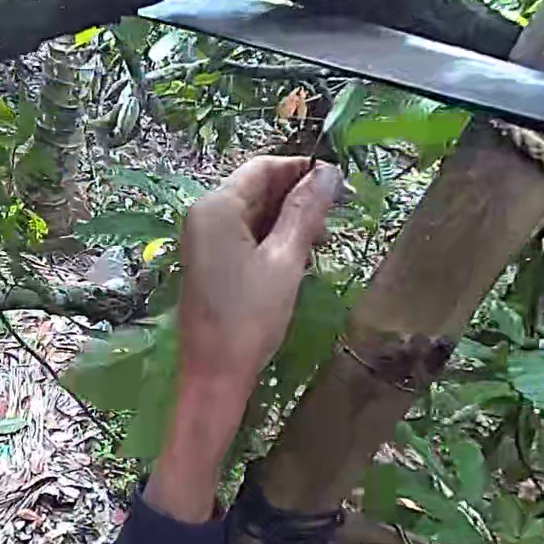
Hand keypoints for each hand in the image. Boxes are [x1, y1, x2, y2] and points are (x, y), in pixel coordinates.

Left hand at [145, 156, 341, 520]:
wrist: (215, 374)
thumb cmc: (250, 318)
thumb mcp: (284, 261)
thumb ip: (305, 212)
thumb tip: (329, 173)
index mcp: (215, 208)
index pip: (263, 168)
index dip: (302, 169)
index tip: (340, 183)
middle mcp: (203, 216)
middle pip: (256, 190)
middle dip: (296, 198)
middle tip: (335, 219)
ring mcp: (203, 241)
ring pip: (253, 215)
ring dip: (287, 221)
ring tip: (321, 243)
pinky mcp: (209, 263)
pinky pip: (244, 238)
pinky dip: (272, 241)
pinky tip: (298, 257)